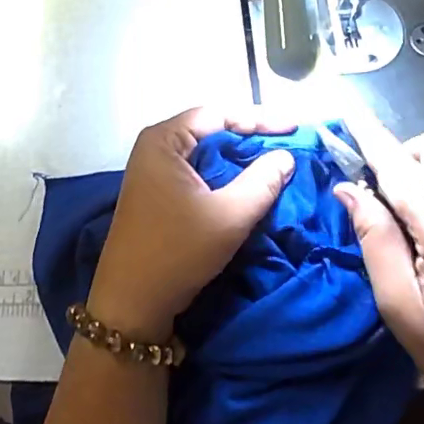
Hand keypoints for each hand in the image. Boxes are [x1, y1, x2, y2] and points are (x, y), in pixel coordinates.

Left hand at [87, 107, 296, 340]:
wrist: (130, 309)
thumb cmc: (176, 254)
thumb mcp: (229, 216)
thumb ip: (263, 181)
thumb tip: (286, 157)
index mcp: (164, 140)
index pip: (219, 115)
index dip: (260, 119)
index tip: (293, 128)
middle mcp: (155, 147)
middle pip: (211, 129)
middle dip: (251, 136)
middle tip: (287, 144)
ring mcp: (153, 170)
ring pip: (206, 152)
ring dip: (239, 157)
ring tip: (275, 161)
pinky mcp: (157, 192)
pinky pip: (198, 170)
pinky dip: (225, 173)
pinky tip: (248, 183)